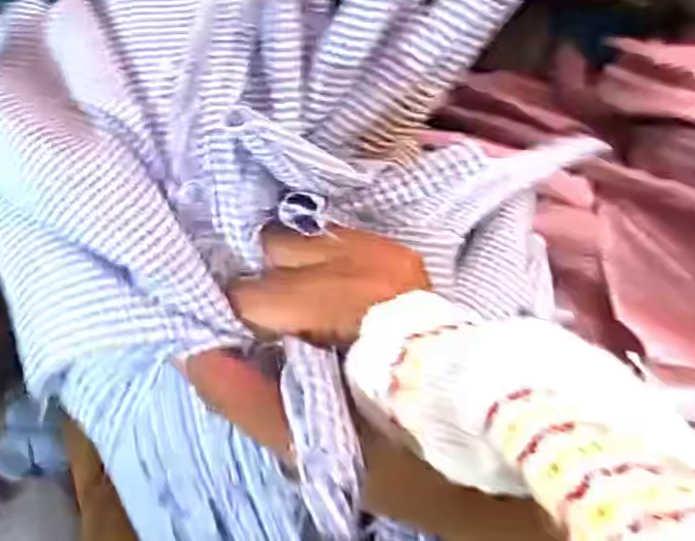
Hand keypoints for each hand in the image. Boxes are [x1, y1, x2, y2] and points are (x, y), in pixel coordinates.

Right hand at [182, 230, 549, 539]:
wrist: (509, 442)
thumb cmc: (421, 456)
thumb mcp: (333, 449)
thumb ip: (251, 402)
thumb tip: (186, 350)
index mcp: (363, 308)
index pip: (254, 299)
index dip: (243, 331)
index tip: (260, 360)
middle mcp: (374, 262)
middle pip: (264, 262)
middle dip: (261, 302)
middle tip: (286, 347)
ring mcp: (381, 247)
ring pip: (281, 244)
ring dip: (278, 281)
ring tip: (305, 325)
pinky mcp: (383, 243)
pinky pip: (306, 238)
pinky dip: (296, 266)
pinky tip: (316, 303)